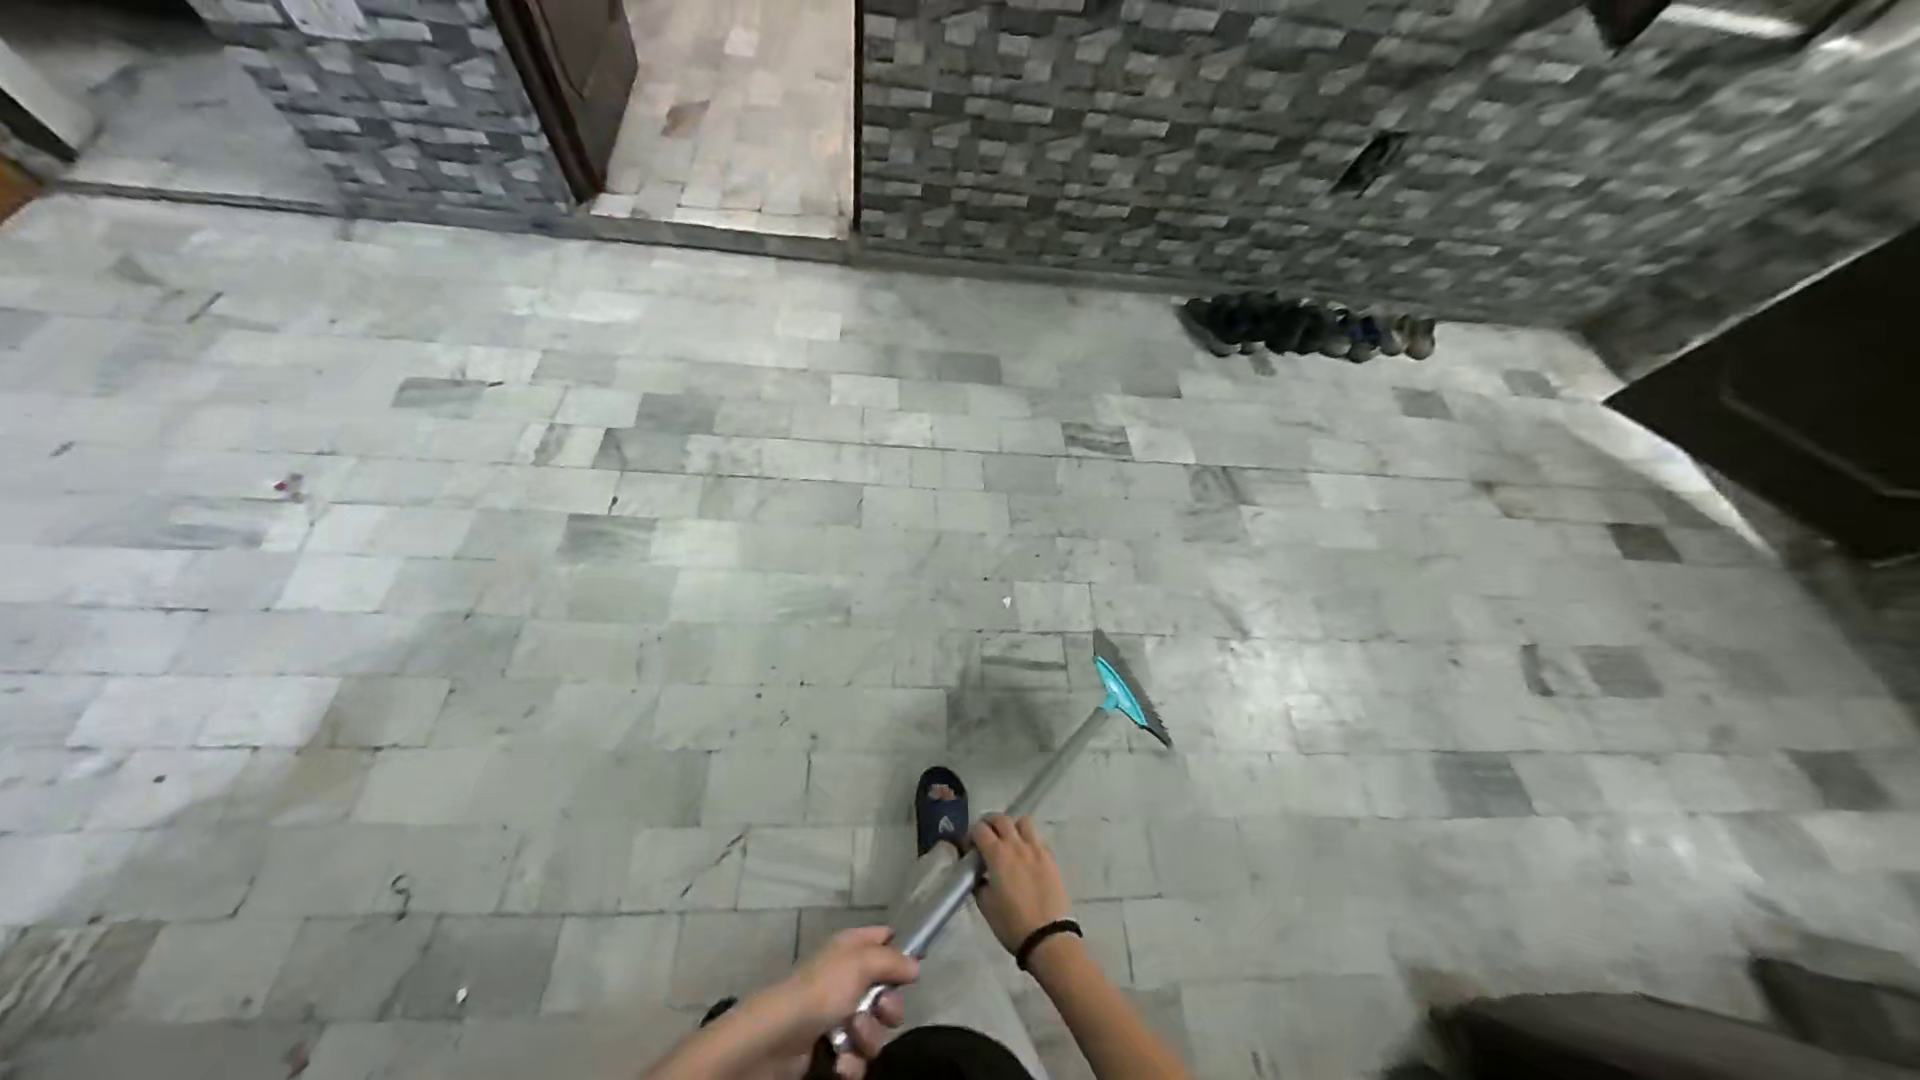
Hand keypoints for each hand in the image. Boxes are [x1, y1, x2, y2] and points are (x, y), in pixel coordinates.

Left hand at [736, 926, 917, 1078]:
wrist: (776, 1040)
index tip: (911, 970)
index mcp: (850, 948)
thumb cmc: (820, 990)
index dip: (899, 952)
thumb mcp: (860, 963)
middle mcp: (846, 978)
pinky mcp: (831, 1049)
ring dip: (867, 1037)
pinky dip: (851, 1062)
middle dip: (888, 1008)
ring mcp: (838, 1015)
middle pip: (886, 991)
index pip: (883, 939)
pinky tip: (839, 1062)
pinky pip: (857, 1056)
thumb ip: (892, 961)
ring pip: (874, 1028)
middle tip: (882, 1012)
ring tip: (850, 1037)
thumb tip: (915, 966)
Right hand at [971, 814, 1073, 954]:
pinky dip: (1029, 839)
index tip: (970, 847)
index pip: (979, 829)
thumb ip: (979, 883)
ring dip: (1013, 826)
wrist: (1048, 937)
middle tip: (986, 837)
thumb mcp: (986, 905)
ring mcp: (1036, 849)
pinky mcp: (1051, 858)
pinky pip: (1038, 838)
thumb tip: (979, 874)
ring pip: (1023, 821)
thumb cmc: (1012, 923)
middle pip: (1001, 818)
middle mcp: (1016, 844)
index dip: (971, 835)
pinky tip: (1026, 856)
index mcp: (997, 854)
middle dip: (989, 823)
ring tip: (1009, 840)